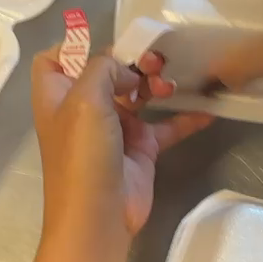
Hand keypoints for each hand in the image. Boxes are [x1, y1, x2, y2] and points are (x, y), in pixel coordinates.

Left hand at [31, 48, 212, 239]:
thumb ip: (104, 68)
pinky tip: (207, 110)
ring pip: (136, 94)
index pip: (55, 59)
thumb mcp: (85, 99)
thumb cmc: (83, 155)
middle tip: (152, 63)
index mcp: (57, 95)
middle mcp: (82, 109)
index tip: (105, 44)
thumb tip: (126, 71)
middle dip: (130, 61)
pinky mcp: (140, 149)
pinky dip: (184, 117)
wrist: (99, 217)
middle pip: (106, 71)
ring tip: (169, 86)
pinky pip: (165, 126)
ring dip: (155, 84)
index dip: (75, 46)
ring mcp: (113, 129)